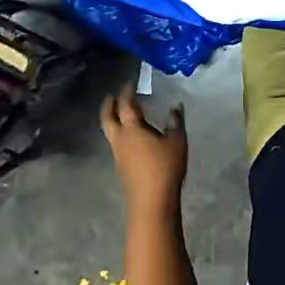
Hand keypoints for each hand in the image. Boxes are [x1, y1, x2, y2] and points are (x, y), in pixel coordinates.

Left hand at [101, 83, 187, 215]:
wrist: (151, 202)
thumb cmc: (165, 167)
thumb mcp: (177, 141)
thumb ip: (175, 121)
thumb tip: (175, 106)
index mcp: (132, 129)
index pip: (125, 105)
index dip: (127, 92)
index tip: (130, 82)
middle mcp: (120, 139)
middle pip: (107, 118)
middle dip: (109, 105)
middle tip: (112, 96)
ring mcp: (118, 154)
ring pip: (110, 131)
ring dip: (113, 119)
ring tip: (123, 114)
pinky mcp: (121, 167)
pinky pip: (116, 143)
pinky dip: (120, 133)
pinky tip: (133, 137)